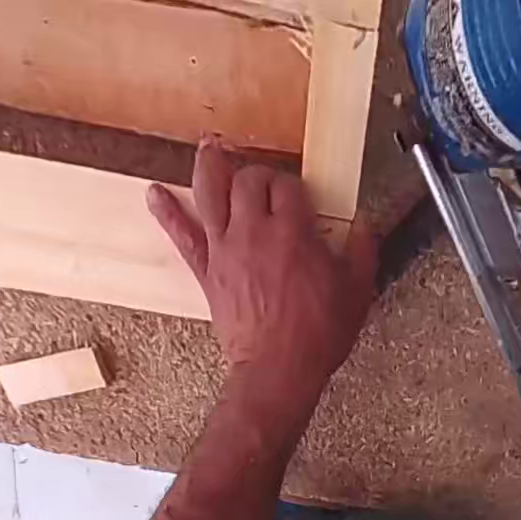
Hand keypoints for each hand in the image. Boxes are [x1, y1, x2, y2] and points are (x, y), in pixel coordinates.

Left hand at [149, 141, 377, 403]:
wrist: (278, 370)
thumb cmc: (314, 337)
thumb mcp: (355, 294)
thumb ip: (362, 253)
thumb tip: (366, 229)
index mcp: (293, 232)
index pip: (288, 187)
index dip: (294, 188)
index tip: (300, 200)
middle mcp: (255, 232)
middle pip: (249, 180)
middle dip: (258, 175)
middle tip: (265, 182)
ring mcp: (227, 251)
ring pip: (211, 192)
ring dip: (209, 166)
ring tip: (210, 148)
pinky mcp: (209, 274)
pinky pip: (184, 238)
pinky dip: (168, 214)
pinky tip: (154, 195)